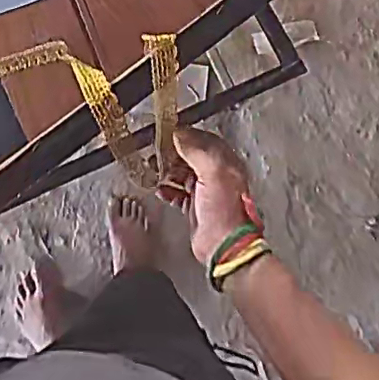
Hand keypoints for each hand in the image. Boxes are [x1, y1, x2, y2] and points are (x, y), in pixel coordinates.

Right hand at [159, 127, 260, 264]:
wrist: (224, 246)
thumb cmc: (223, 210)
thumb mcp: (212, 173)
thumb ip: (196, 150)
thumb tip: (179, 133)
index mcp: (225, 164)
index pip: (204, 140)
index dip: (185, 135)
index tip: (167, 133)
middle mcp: (216, 175)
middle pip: (190, 156)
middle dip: (172, 153)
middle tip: (156, 151)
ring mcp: (204, 191)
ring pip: (181, 172)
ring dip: (166, 170)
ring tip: (153, 168)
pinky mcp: (194, 206)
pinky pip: (176, 191)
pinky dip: (166, 188)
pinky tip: (159, 188)